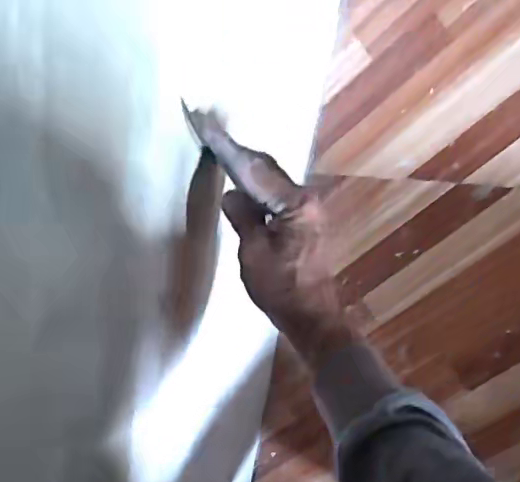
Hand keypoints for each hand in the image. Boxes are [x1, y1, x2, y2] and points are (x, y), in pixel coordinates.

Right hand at [218, 153, 357, 362]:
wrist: (312, 317)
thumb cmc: (282, 290)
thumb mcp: (253, 255)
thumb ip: (243, 219)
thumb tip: (231, 195)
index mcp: (294, 203)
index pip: (254, 169)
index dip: (227, 148)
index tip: (207, 126)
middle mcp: (306, 199)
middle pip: (266, 168)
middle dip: (238, 153)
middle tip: (211, 132)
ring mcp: (308, 211)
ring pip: (272, 182)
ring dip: (247, 170)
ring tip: (222, 154)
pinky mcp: (304, 224)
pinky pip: (276, 197)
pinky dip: (258, 189)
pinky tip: (243, 187)